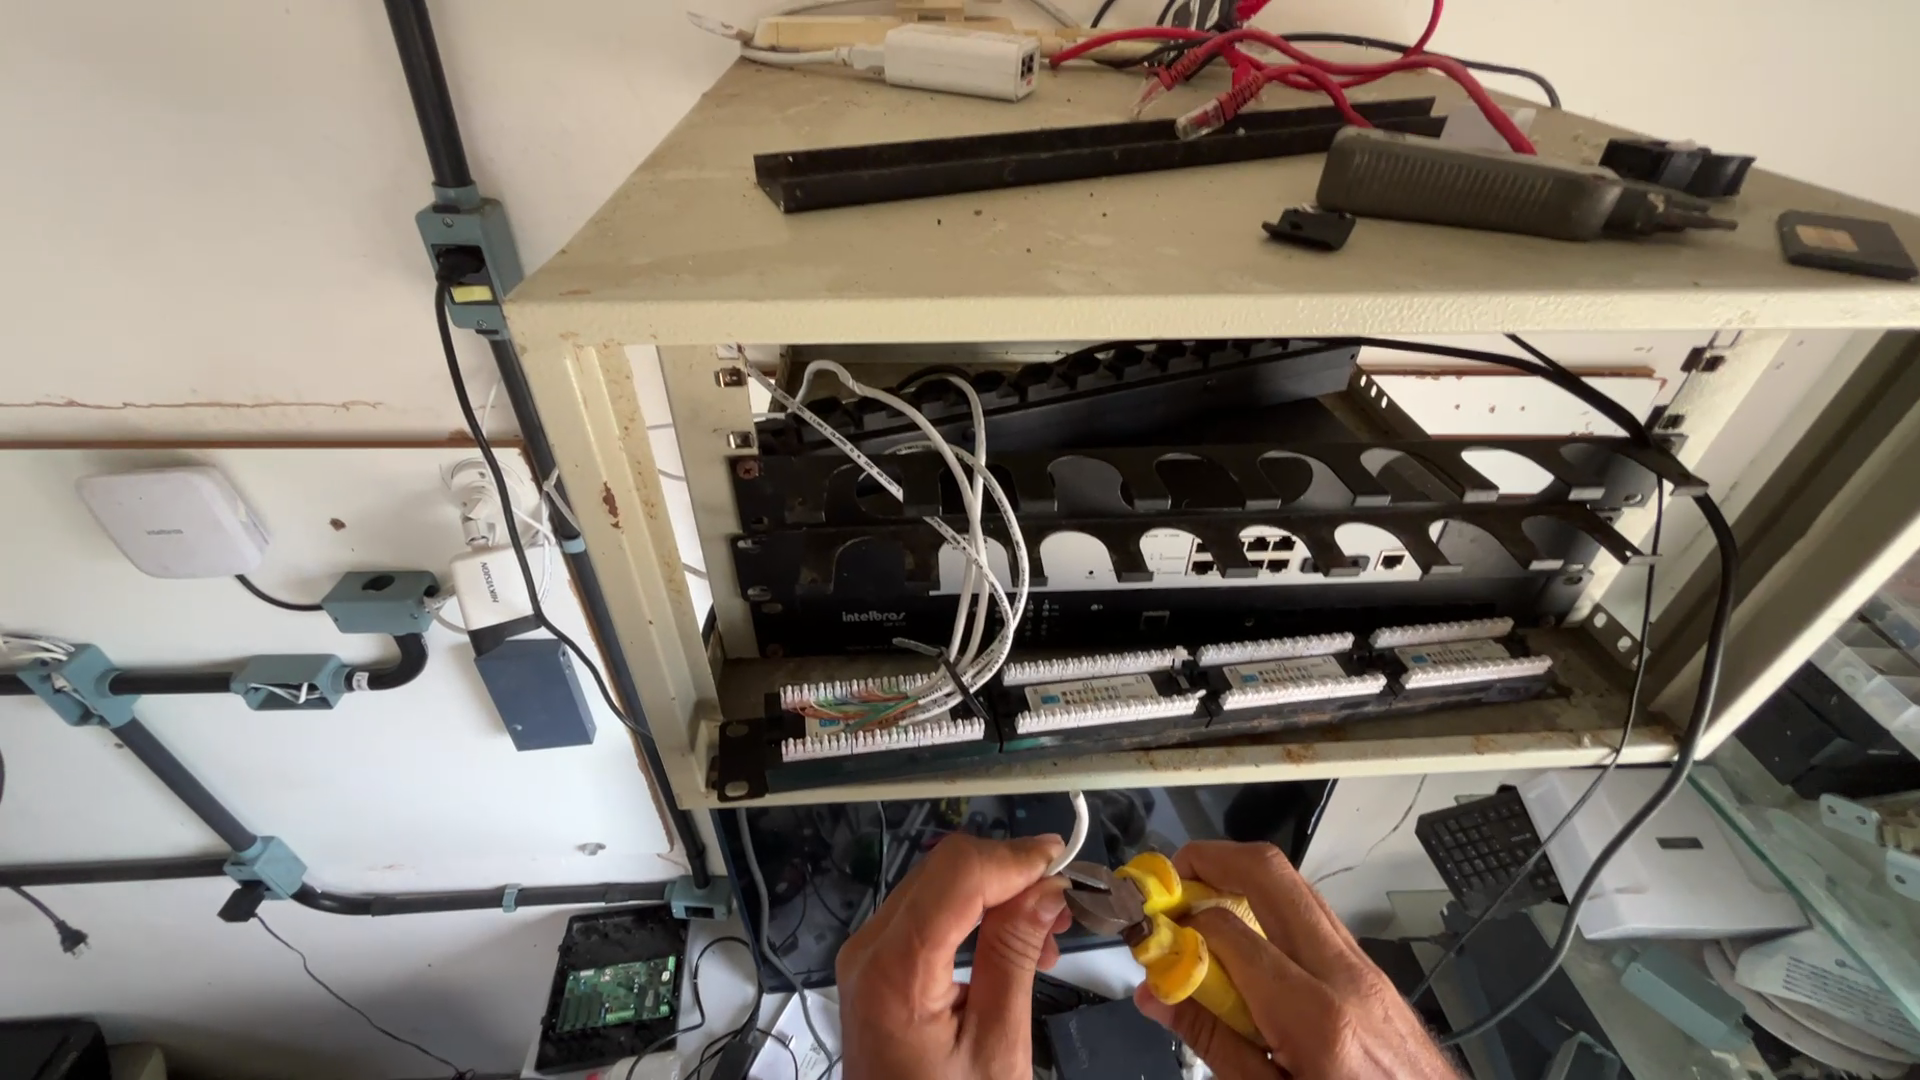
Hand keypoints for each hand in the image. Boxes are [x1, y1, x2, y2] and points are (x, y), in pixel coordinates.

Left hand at [837, 833, 1071, 1079]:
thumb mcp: (996, 1049)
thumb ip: (1015, 955)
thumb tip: (1046, 887)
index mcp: (892, 970)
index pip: (957, 874)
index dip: (1013, 858)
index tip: (1063, 861)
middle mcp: (869, 946)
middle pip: (945, 869)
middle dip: (1009, 873)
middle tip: (1063, 901)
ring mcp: (867, 952)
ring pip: (938, 882)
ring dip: (996, 891)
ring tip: (1047, 931)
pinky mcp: (876, 962)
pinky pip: (929, 910)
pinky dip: (974, 911)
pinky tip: (1012, 939)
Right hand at [1132, 841, 1457, 1079]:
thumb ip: (1212, 1041)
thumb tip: (1154, 992)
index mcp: (1314, 1017)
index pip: (1228, 930)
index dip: (1179, 923)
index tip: (1154, 933)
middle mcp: (1342, 973)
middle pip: (1269, 871)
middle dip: (1210, 858)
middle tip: (1173, 881)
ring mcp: (1363, 966)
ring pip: (1292, 881)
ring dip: (1238, 874)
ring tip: (1200, 901)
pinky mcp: (1370, 970)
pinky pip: (1309, 911)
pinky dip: (1265, 902)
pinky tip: (1243, 936)